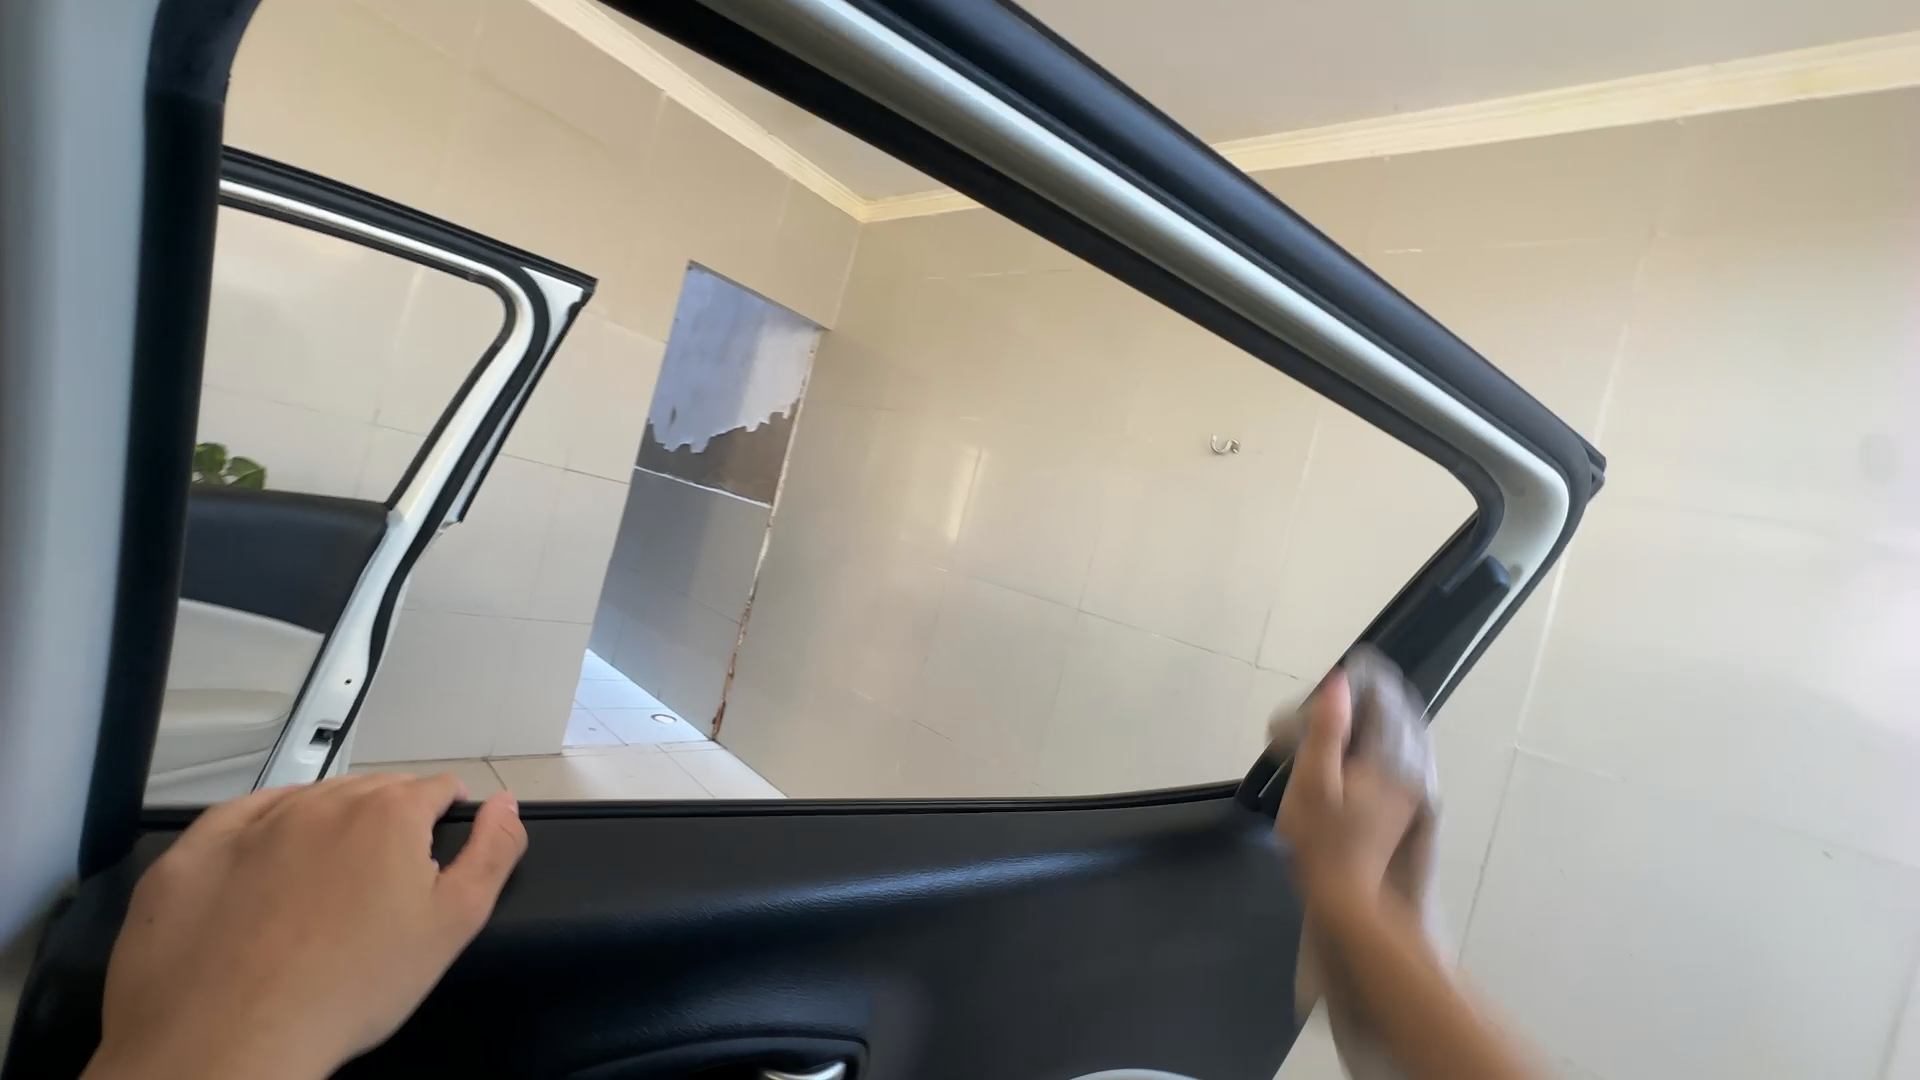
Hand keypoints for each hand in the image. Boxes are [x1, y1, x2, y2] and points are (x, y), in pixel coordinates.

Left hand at [84, 774, 527, 1079]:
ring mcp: (254, 825)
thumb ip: (496, 849)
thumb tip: (506, 803)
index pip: (438, 788)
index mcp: (393, 812)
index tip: (432, 859)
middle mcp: (326, 802)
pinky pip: (241, 815)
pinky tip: (271, 862)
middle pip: (378, 789)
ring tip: (329, 881)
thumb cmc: (351, 986)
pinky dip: (265, 826)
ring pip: (316, 798)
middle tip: (384, 880)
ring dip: (333, 824)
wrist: (224, 1051)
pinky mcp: (191, 854)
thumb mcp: (457, 920)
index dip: (445, 819)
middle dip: (391, 821)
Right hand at [1276, 670, 1421, 914]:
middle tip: (1355, 679)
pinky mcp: (1407, 807)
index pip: (1384, 704)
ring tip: (1368, 700)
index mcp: (1386, 761)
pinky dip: (1396, 737)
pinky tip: (1379, 741)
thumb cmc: (1320, 839)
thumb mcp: (1313, 780)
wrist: (1349, 901)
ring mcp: (1412, 792)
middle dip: (1381, 694)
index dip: (1369, 679)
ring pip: (1410, 738)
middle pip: (1403, 718)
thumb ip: (1327, 730)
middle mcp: (1409, 771)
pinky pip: (1409, 757)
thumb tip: (1339, 683)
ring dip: (1390, 714)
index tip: (1356, 660)